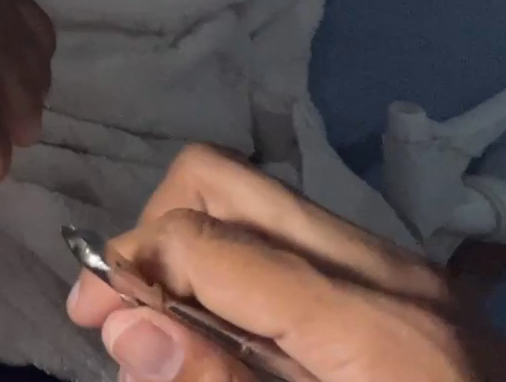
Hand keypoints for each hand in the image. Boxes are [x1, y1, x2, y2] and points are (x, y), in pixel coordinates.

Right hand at [66, 146, 505, 381]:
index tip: (94, 315)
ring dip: (193, 239)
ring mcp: (406, 268)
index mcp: (375, 327)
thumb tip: (122, 325)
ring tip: (183, 312)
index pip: (199, 238)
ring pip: (248, 192)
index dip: (128, 265)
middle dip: (154, 228)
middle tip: (138, 298)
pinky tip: (240, 321)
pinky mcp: (411, 280)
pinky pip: (289, 229)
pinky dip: (238, 255)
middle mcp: (388, 270)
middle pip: (216, 177)